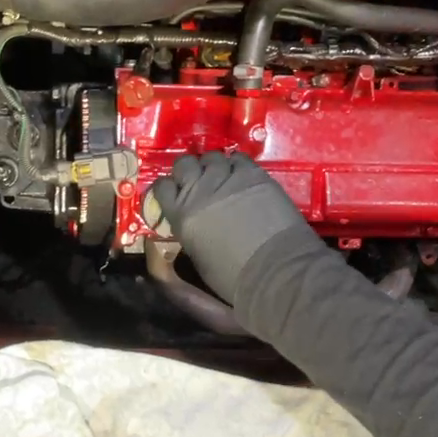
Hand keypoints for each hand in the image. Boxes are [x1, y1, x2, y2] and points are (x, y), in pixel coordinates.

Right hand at [148, 152, 310, 304]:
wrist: (275, 270)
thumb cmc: (235, 279)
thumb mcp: (198, 260)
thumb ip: (189, 235)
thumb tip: (192, 225)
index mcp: (181, 217)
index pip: (161, 187)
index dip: (168, 188)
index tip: (176, 192)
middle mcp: (199, 191)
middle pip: (184, 164)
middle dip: (189, 170)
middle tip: (200, 181)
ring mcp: (227, 179)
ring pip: (211, 157)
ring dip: (214, 165)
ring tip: (223, 176)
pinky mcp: (253, 175)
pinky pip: (239, 158)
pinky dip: (238, 164)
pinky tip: (243, 175)